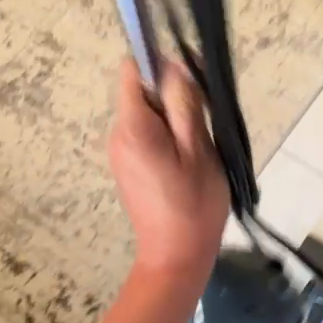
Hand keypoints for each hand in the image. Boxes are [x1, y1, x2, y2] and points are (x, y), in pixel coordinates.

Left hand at [108, 60, 229, 278]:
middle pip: (143, 91)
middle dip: (174, 97)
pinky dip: (168, 138)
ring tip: (199, 148)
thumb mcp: (198, 150)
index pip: (133, 69)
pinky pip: (147, 134)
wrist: (176, 256)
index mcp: (132, 126)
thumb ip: (184, 105)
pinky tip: (188, 162)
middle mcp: (118, 133)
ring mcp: (121, 151)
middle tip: (205, 123)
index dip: (163, 66)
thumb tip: (174, 66)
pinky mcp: (129, 165)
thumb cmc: (193, 204)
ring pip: (148, 114)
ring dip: (175, 120)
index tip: (193, 85)